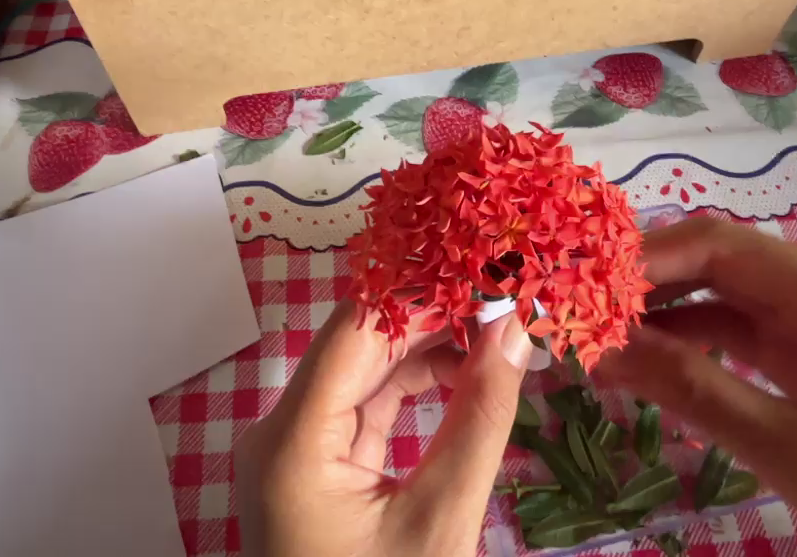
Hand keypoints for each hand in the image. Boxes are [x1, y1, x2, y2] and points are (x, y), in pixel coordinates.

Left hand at [235, 300, 531, 556]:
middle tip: (503, 298)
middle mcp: (282, 427)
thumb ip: (478, 419)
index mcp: (292, 438)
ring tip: (497, 332)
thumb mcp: (440, 523)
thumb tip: (515, 330)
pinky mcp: (318, 461)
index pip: (358, 327)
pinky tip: (466, 370)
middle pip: (361, 341)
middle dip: (434, 316)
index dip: (424, 292)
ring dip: (431, 346)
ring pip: (368, 368)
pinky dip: (417, 384)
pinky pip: (369, 403)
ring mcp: (297, 444)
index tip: (486, 273)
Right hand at [597, 218, 796, 556]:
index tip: (584, 283)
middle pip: (719, 264)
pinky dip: (696, 348)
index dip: (645, 256)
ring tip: (604, 338)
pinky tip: (653, 365)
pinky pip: (745, 339)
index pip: (718, 244)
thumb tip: (602, 349)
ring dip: (667, 317)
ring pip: (726, 301)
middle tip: (583, 312)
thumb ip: (696, 393)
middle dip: (649, 284)